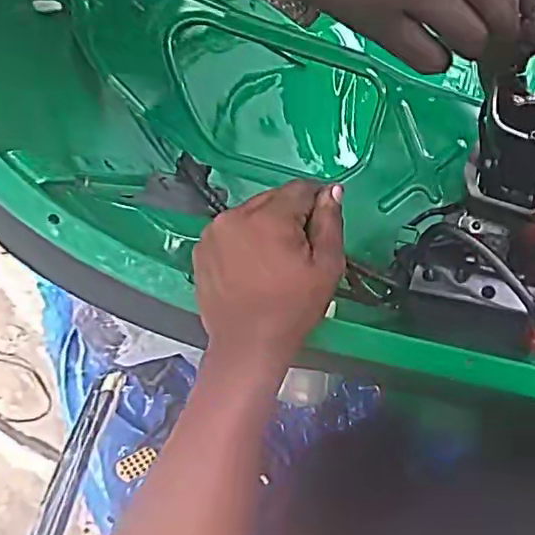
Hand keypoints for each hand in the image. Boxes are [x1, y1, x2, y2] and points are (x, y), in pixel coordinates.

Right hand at [143, 0, 534, 74]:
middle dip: (508, 28)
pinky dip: (434, 59)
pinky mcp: (369, 14)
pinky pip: (428, 57)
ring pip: (473, 36)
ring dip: (472, 44)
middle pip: (503, 5)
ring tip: (461, 39)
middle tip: (504, 37)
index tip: (530, 10)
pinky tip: (426, 47)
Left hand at [193, 180, 343, 361]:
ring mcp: (213, 232)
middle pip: (274, 198)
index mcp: (268, 218)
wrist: (248, 344)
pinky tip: (255, 266)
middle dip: (292, 215)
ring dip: (268, 226)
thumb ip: (330, 222)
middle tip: (302, 248)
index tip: (323, 224)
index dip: (318, 201)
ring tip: (276, 260)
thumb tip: (332, 191)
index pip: (300, 189)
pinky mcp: (201, 249)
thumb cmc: (294, 308)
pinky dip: (247, 239)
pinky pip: (232, 231)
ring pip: (252, 213)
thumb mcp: (327, 266)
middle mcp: (235, 216)